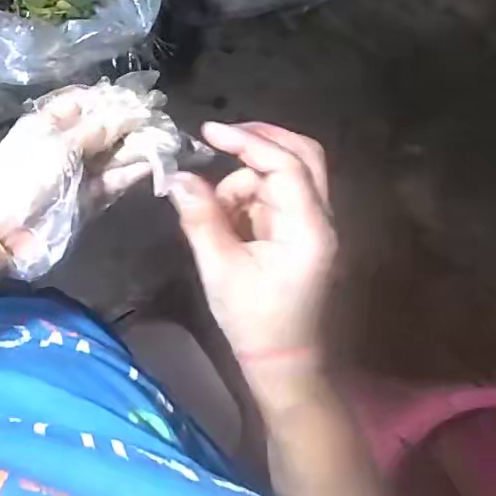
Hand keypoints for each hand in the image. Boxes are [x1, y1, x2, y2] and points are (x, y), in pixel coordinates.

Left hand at [0, 86, 153, 278]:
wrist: (2, 231)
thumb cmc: (26, 176)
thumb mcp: (60, 146)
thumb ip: (98, 129)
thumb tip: (132, 109)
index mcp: (49, 122)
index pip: (83, 101)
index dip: (110, 98)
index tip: (139, 97)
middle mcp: (65, 143)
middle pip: (102, 126)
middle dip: (129, 122)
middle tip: (160, 119)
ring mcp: (77, 171)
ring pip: (112, 153)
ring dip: (136, 147)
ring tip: (164, 139)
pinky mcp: (88, 197)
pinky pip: (113, 180)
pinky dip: (131, 172)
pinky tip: (153, 163)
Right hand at [167, 121, 335, 364]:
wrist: (283, 362)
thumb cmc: (254, 319)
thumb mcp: (219, 267)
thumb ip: (200, 217)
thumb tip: (176, 177)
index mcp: (307, 227)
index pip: (285, 166)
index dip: (247, 141)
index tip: (207, 132)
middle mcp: (319, 218)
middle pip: (302, 156)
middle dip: (259, 139)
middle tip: (217, 136)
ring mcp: (310, 224)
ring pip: (282, 175)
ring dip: (243, 178)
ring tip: (212, 211)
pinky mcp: (296, 232)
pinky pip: (272, 196)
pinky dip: (245, 195)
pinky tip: (222, 220)